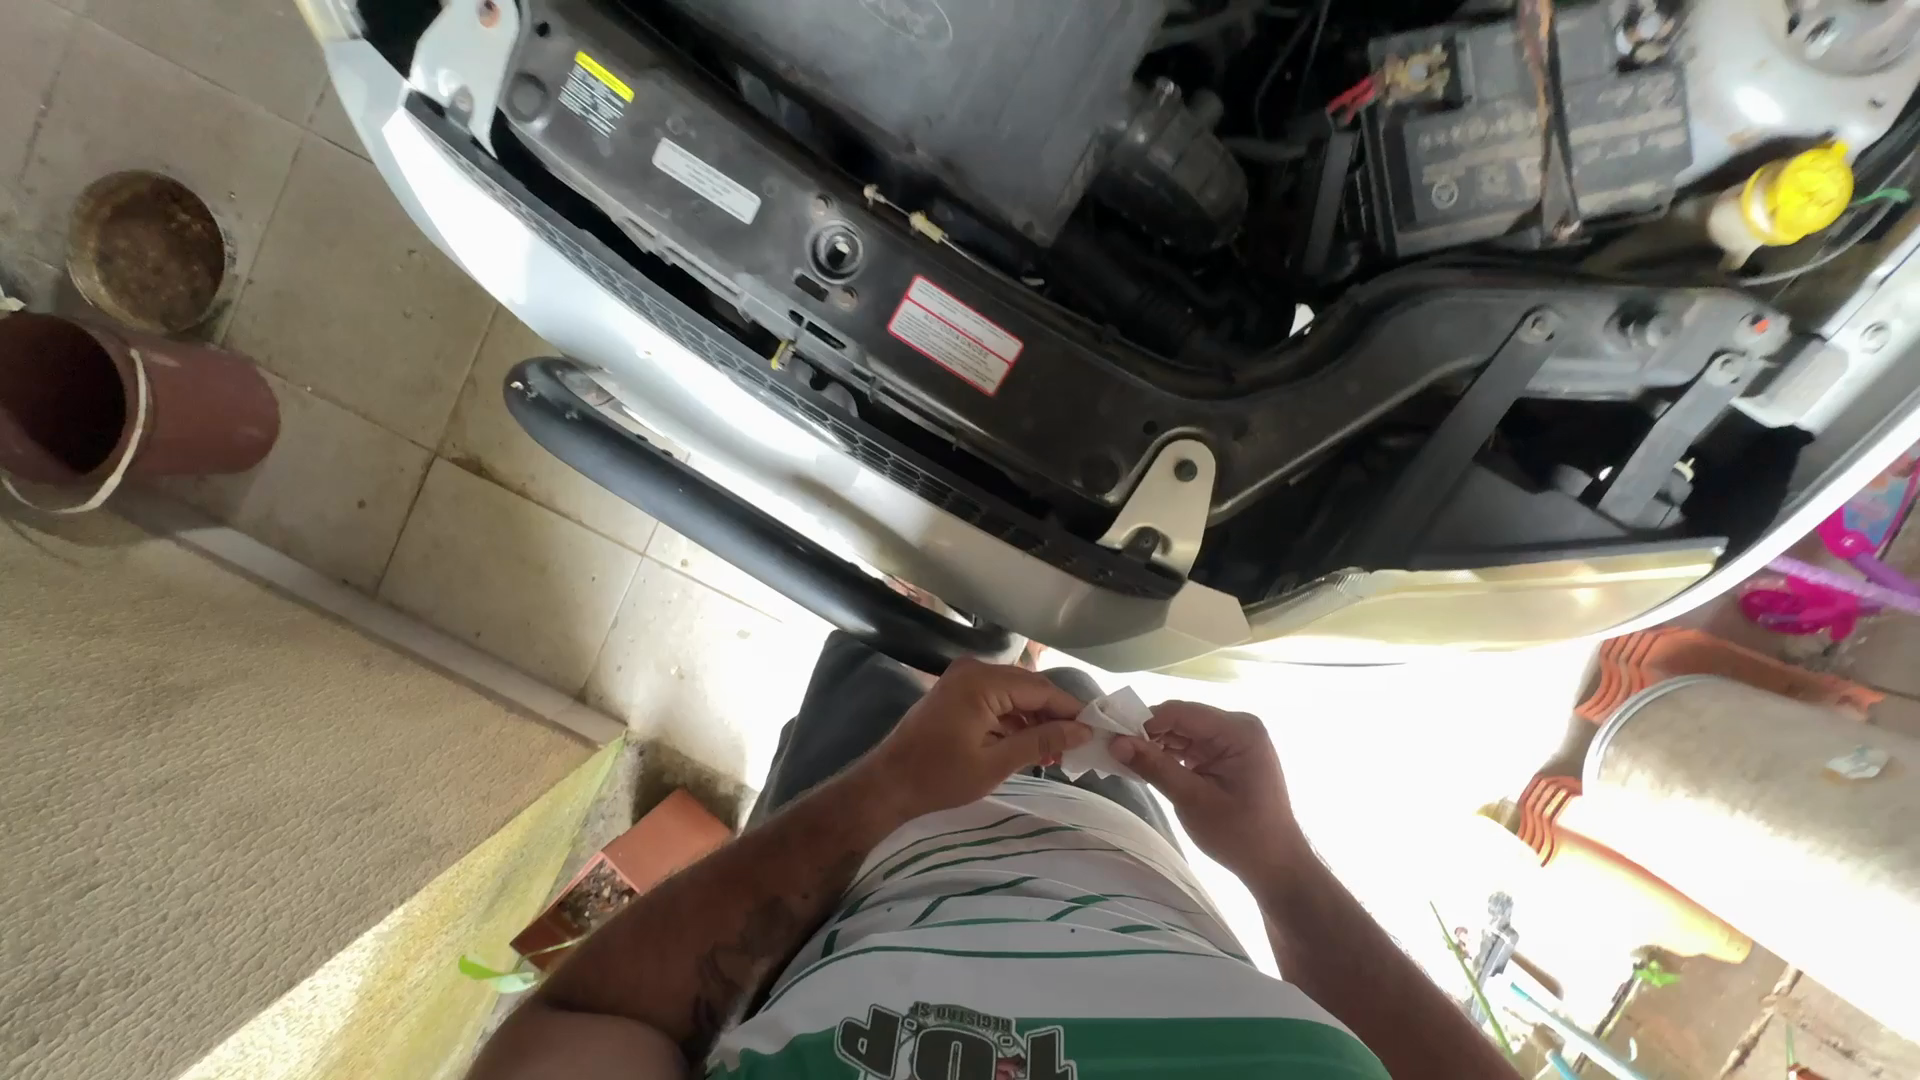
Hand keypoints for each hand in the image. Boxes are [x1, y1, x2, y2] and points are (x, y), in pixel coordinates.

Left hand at [851, 657, 1091, 821]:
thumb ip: (1041, 742)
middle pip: (1029, 688)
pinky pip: (997, 700)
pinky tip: (1029, 746)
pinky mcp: (957, 693)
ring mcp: (963, 680)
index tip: (1096, 730)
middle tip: (1078, 746)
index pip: (1040, 688)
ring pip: (1015, 694)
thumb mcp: (996, 763)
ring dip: (1035, 720)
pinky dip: (1015, 721)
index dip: (1070, 709)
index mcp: (982, 682)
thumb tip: (1082, 731)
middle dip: (1054, 715)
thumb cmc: (939, 777)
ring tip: (1056, 753)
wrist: (888, 784)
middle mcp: (974, 671)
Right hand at [1111, 702, 1308, 886]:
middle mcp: (1238, 726)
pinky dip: (1170, 755)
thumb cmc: (1241, 836)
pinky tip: (1150, 769)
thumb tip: (1115, 742)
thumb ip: (1155, 767)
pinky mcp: (1228, 753)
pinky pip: (1191, 745)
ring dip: (1156, 746)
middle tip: (1115, 753)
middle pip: (1180, 719)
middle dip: (1148, 734)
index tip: (1112, 739)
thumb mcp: (1193, 801)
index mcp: (1238, 730)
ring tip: (1128, 762)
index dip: (1143, 722)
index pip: (1180, 712)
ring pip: (1182, 731)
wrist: (1277, 867)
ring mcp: (1234, 739)